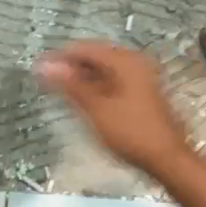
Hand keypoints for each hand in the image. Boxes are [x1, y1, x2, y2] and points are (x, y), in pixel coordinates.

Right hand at [37, 42, 190, 171]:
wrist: (167, 158)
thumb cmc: (131, 133)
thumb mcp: (96, 109)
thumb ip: (70, 84)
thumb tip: (43, 65)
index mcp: (126, 60)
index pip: (85, 48)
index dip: (60, 57)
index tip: (38, 69)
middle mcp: (136, 62)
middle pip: (96, 57)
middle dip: (72, 68)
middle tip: (47, 82)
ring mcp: (142, 77)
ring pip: (105, 71)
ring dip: (84, 79)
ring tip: (61, 93)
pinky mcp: (144, 93)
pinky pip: (115, 81)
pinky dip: (98, 88)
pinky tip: (84, 101)